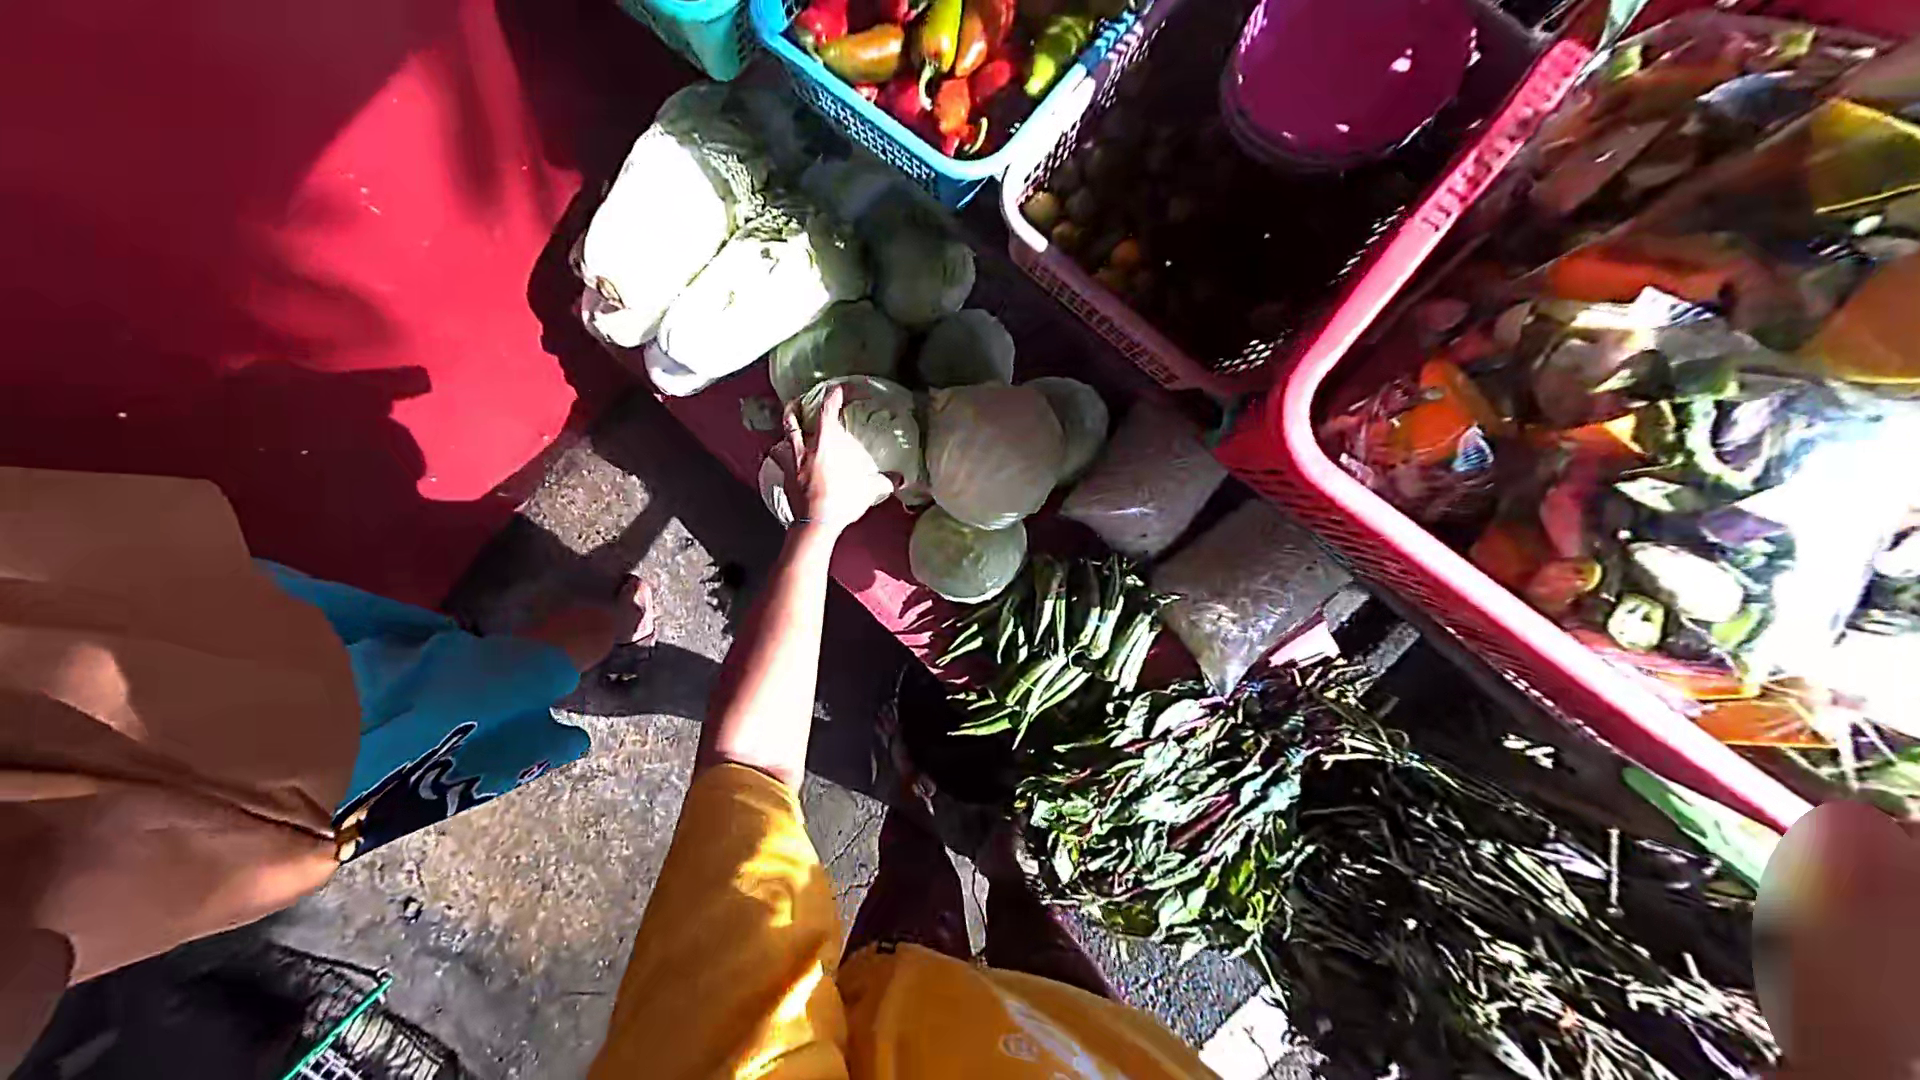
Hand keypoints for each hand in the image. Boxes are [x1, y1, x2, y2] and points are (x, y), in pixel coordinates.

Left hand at [774, 384, 892, 534]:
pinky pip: (779, 467)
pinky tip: (784, 466)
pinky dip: (780, 463)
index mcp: (824, 446)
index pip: (826, 413)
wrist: (815, 525)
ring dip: (782, 437)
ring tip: (785, 436)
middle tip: (796, 403)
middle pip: (792, 422)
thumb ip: (883, 481)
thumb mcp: (867, 490)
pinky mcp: (784, 483)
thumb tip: (899, 479)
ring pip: (780, 443)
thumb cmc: (840, 502)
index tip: (836, 390)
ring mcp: (790, 467)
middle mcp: (803, 452)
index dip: (832, 398)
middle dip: (793, 409)